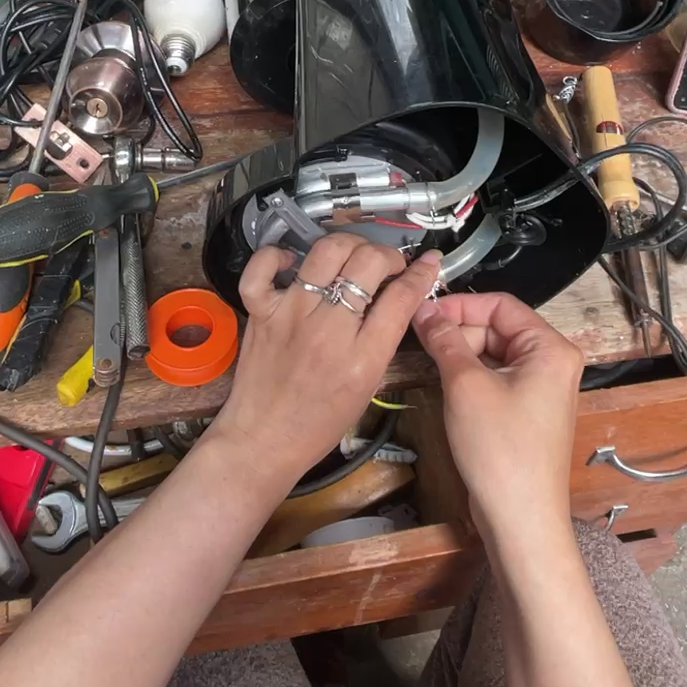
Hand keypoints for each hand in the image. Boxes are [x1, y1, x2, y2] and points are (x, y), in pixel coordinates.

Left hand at [205, 237, 442, 494]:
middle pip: (367, 262)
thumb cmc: (319, 422)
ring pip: (325, 252)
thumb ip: (383, 338)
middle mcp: (327, 329)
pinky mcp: (260, 311)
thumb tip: (401, 295)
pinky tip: (294, 263)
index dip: (421, 273)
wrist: (263, 441)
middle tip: (387, 264)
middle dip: (387, 255)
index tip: (426, 264)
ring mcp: (290, 314)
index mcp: (362, 358)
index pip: (401, 297)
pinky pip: (262, 266)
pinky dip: (277, 255)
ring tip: (352, 256)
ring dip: (347, 245)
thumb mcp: (367, 385)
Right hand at [411, 293, 584, 541]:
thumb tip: (424, 308)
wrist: (520, 519)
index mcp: (550, 348)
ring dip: (459, 353)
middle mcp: (552, 362)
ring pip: (492, 352)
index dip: (459, 305)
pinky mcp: (526, 410)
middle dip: (457, 330)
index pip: (500, 304)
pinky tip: (444, 382)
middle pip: (496, 327)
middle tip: (419, 340)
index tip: (423, 313)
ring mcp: (540, 388)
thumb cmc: (499, 447)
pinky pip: (495, 376)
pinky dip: (469, 374)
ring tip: (427, 361)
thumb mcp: (465, 384)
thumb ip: (444, 339)